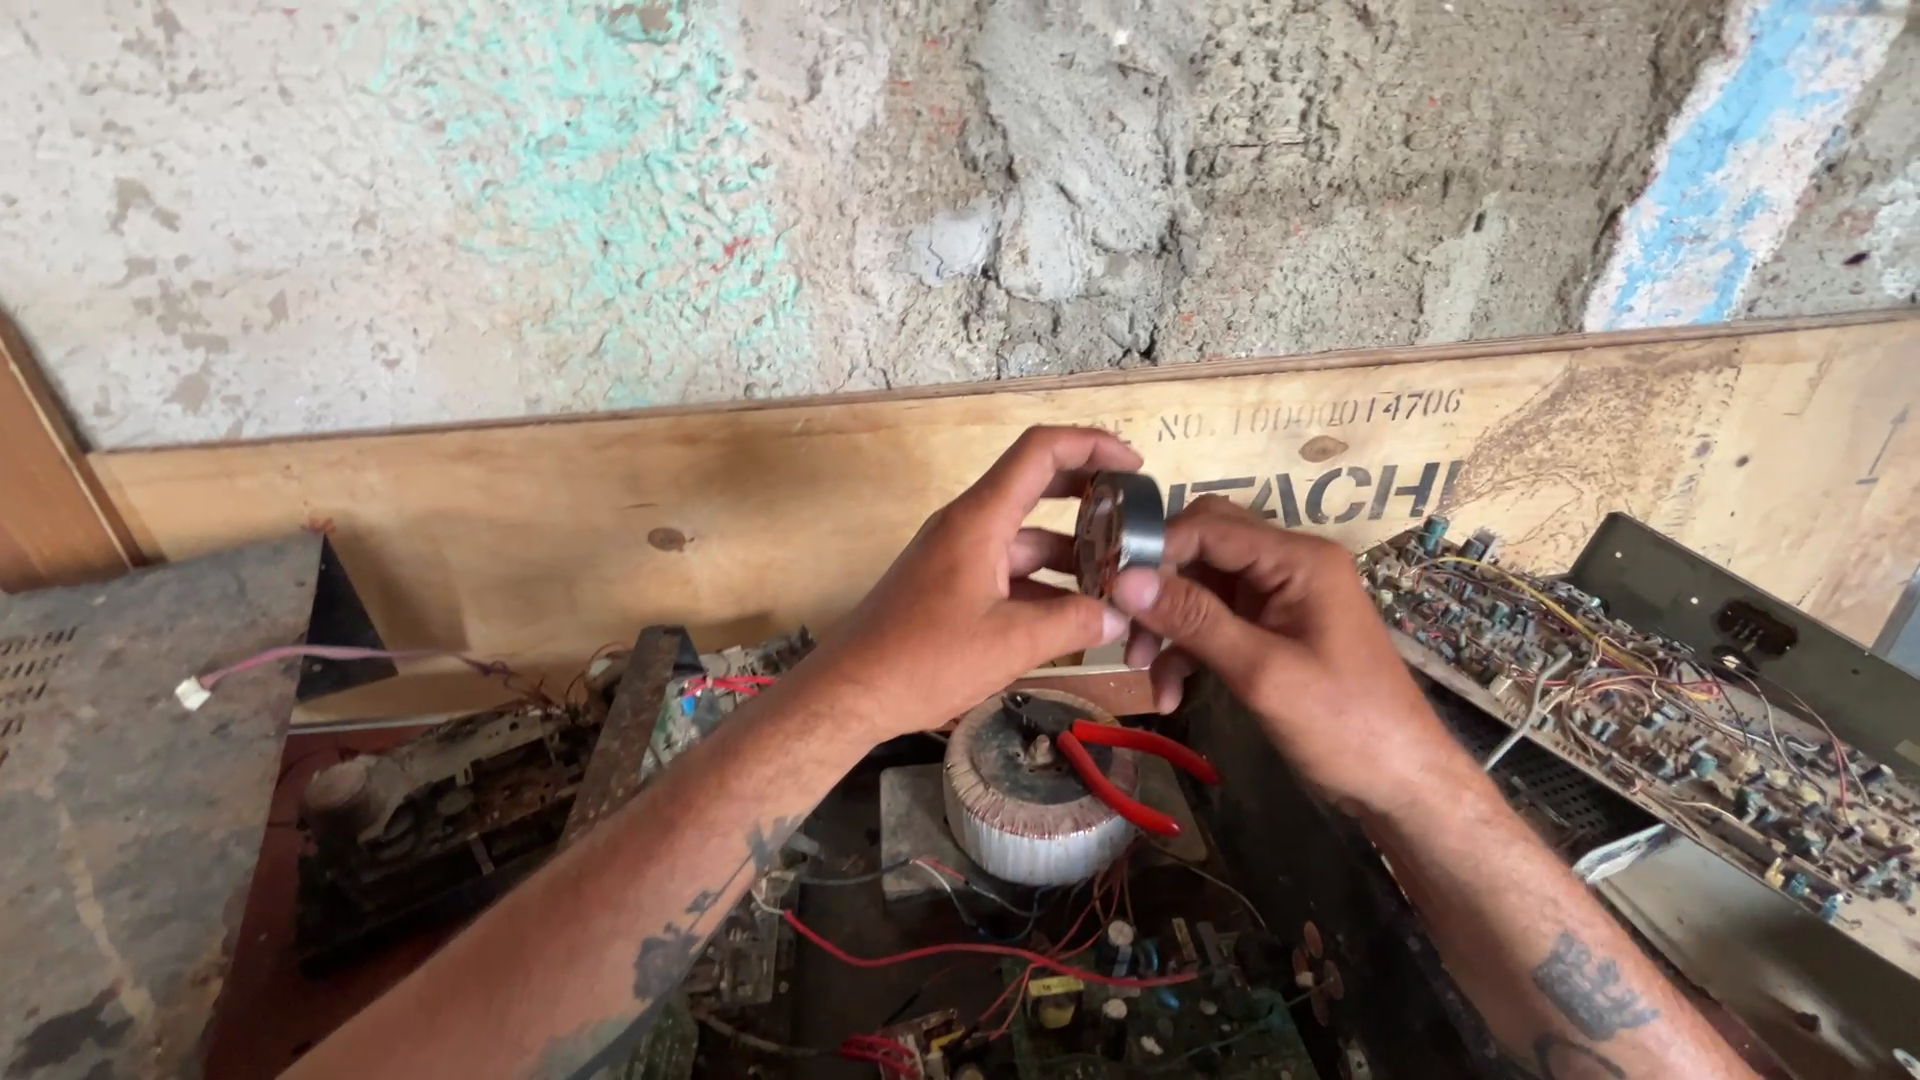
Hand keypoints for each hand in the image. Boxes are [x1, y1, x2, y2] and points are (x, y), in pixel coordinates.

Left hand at [795, 426, 1139, 741]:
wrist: (850, 691)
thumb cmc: (924, 660)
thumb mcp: (1010, 643)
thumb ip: (1071, 624)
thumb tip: (1116, 616)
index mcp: (979, 519)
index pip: (1040, 452)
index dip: (1091, 445)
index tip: (1133, 465)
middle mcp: (967, 525)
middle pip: (1035, 487)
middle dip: (1088, 498)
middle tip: (1133, 519)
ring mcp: (956, 554)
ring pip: (1024, 537)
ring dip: (1068, 553)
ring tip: (1115, 579)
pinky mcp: (949, 584)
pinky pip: (1005, 568)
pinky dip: (1041, 582)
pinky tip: (1071, 613)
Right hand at [1108, 496, 1469, 817]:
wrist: (1400, 786)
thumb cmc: (1344, 725)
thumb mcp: (1260, 672)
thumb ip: (1193, 619)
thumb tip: (1124, 579)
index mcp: (1298, 559)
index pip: (1209, 526)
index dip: (1154, 548)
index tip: (1107, 584)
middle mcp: (1288, 566)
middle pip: (1201, 550)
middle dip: (1158, 587)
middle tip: (1121, 623)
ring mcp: (1279, 598)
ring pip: (1200, 588)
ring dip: (1167, 626)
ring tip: (1140, 669)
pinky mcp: (1271, 629)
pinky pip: (1214, 623)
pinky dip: (1188, 651)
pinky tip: (1170, 691)